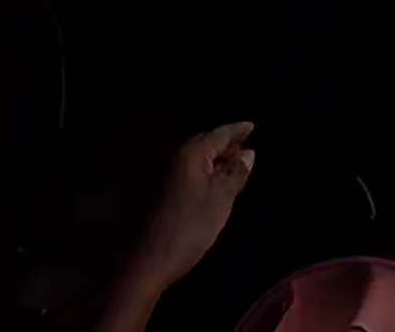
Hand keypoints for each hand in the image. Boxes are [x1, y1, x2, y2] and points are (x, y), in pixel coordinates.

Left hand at [132, 122, 256, 290]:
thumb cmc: (187, 229)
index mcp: (191, 154)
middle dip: (225, 145)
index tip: (252, 126)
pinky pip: (183, 174)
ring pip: (193, 160)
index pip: (220, 133)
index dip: (238, 129)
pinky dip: (199, 174)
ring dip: (212, 161)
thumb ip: (237, 172)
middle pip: (204, 143)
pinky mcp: (153, 196)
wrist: (141, 269)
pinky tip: (208, 186)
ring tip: (229, 167)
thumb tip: (248, 153)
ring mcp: (160, 178)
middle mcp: (173, 159)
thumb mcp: (221, 199)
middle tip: (244, 149)